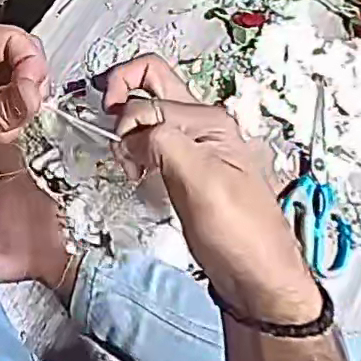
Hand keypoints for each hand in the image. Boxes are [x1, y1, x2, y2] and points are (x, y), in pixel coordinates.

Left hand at [0, 24, 47, 186]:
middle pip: (21, 57)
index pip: (10, 38)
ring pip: (21, 81)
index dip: (29, 64)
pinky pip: (14, 100)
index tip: (33, 93)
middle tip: (23, 112)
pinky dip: (14, 117)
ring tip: (1, 127)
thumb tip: (33, 96)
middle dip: (27, 87)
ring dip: (20, 106)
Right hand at [102, 56, 320, 323]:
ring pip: (146, 111)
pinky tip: (134, 168)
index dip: (129, 125)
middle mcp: (200, 125)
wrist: (256, 280)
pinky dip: (131, 146)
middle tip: (103, 111)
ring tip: (125, 155)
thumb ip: (164, 143)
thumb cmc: (243, 236)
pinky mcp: (181, 166)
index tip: (125, 153)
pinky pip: (148, 140)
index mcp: (209, 120)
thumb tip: (132, 131)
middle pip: (151, 80)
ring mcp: (190, 145)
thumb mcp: (203, 181)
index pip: (150, 102)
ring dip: (125, 124)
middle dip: (121, 87)